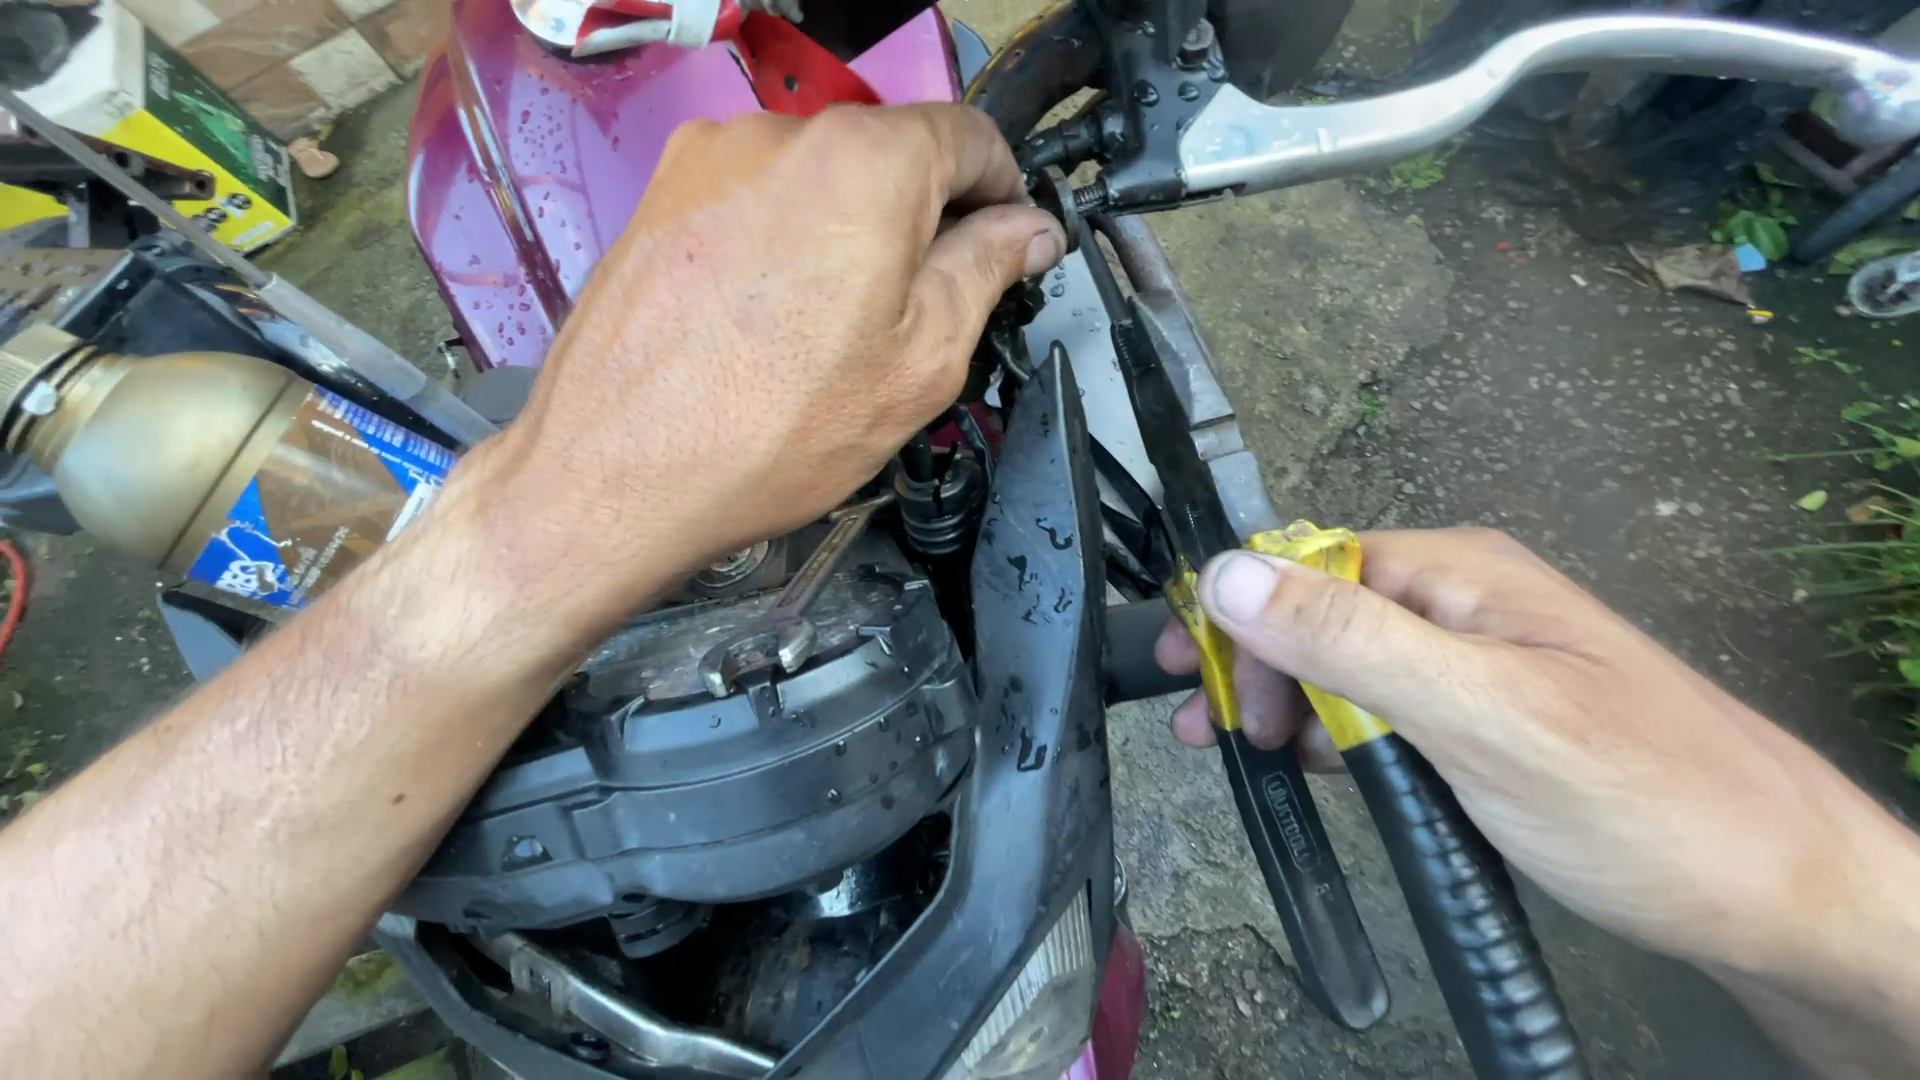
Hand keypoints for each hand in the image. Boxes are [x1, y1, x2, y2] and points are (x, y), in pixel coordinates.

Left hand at [459, 104, 1063, 629]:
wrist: (617, 474)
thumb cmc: (779, 430)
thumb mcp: (921, 363)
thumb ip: (985, 274)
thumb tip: (1028, 228)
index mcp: (865, 164)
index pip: (968, 136)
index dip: (1003, 190)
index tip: (1007, 241)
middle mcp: (781, 135)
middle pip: (889, 157)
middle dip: (923, 223)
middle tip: (920, 312)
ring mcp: (708, 160)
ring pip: (820, 183)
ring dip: (851, 237)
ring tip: (832, 332)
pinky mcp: (662, 198)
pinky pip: (757, 204)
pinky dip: (787, 246)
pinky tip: (772, 323)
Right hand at [1155, 527, 1919, 985]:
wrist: (1792, 907)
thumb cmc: (1642, 803)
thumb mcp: (1480, 716)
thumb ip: (1348, 640)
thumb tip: (1226, 573)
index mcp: (1455, 574)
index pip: (1308, 566)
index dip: (1242, 615)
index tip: (1194, 676)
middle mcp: (1455, 600)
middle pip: (1315, 610)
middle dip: (1255, 663)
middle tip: (1213, 728)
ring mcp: (1465, 659)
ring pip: (1338, 661)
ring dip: (1283, 699)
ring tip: (1248, 749)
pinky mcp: (1471, 713)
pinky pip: (1374, 705)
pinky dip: (1330, 731)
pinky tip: (1313, 765)